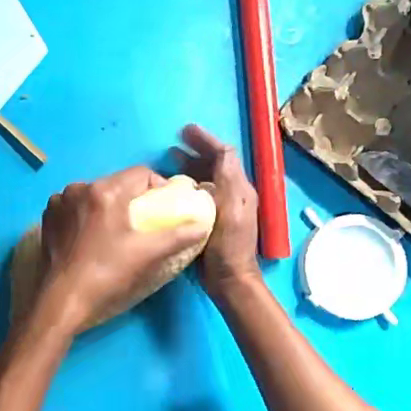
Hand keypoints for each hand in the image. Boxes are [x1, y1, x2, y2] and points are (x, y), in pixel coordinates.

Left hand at [34, 165, 210, 332]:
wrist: (62, 300)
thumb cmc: (107, 275)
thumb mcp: (147, 254)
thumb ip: (178, 236)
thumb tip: (202, 224)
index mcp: (106, 191)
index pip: (141, 173)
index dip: (157, 188)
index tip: (161, 208)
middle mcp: (80, 187)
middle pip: (116, 182)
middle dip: (132, 198)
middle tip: (140, 223)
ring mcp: (60, 201)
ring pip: (94, 193)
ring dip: (107, 205)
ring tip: (114, 231)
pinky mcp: (48, 216)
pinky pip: (73, 205)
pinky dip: (84, 214)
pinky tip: (89, 235)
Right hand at [172, 124, 260, 292]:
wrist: (229, 280)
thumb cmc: (229, 246)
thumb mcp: (231, 209)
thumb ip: (228, 179)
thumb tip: (222, 151)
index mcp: (240, 188)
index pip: (224, 155)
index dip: (205, 140)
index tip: (184, 131)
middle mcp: (234, 194)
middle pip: (215, 164)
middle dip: (196, 150)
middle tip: (174, 142)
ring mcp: (223, 207)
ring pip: (206, 178)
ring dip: (189, 166)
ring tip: (170, 159)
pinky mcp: (211, 220)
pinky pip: (198, 194)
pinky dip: (185, 185)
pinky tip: (171, 188)